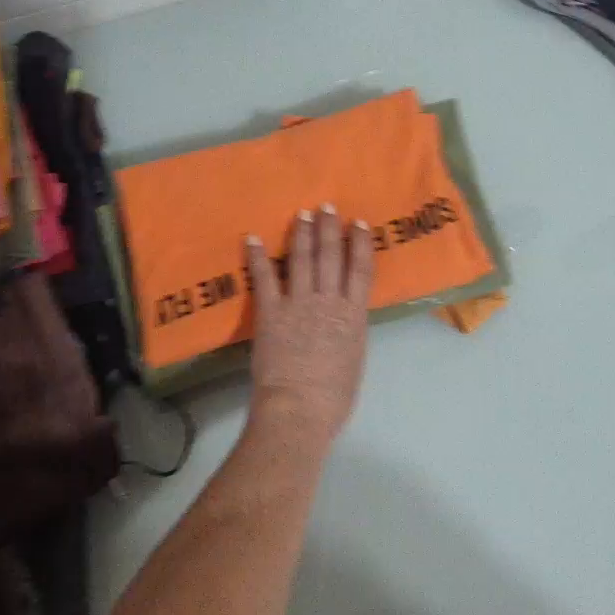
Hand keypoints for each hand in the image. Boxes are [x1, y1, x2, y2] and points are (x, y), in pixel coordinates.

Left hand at [244, 205, 373, 456]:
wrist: (300, 408)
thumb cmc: (333, 398)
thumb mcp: (353, 360)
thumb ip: (349, 334)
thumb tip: (345, 320)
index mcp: (353, 316)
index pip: (361, 271)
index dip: (360, 244)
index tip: (359, 224)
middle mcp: (328, 301)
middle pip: (331, 256)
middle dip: (330, 229)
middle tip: (327, 206)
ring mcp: (298, 303)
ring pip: (301, 259)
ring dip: (301, 234)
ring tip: (302, 214)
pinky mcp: (270, 311)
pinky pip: (264, 277)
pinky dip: (258, 256)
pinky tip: (253, 238)